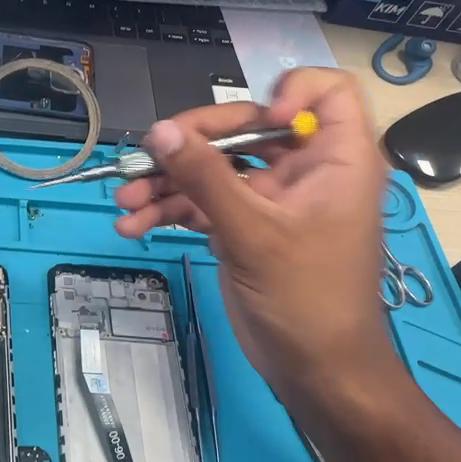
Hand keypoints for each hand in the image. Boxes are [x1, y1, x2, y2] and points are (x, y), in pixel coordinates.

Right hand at [112, 68, 402, 404]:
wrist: (315, 369)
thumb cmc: (306, 296)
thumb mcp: (253, 231)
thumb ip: (204, 176)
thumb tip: (159, 131)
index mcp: (335, 159)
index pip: (325, 91)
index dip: (285, 93)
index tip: (246, 122)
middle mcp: (303, 170)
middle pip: (244, 128)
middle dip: (191, 144)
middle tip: (148, 157)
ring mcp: (270, 198)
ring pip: (213, 167)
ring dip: (166, 181)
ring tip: (125, 202)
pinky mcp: (243, 225)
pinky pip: (201, 202)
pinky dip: (168, 211)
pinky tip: (134, 225)